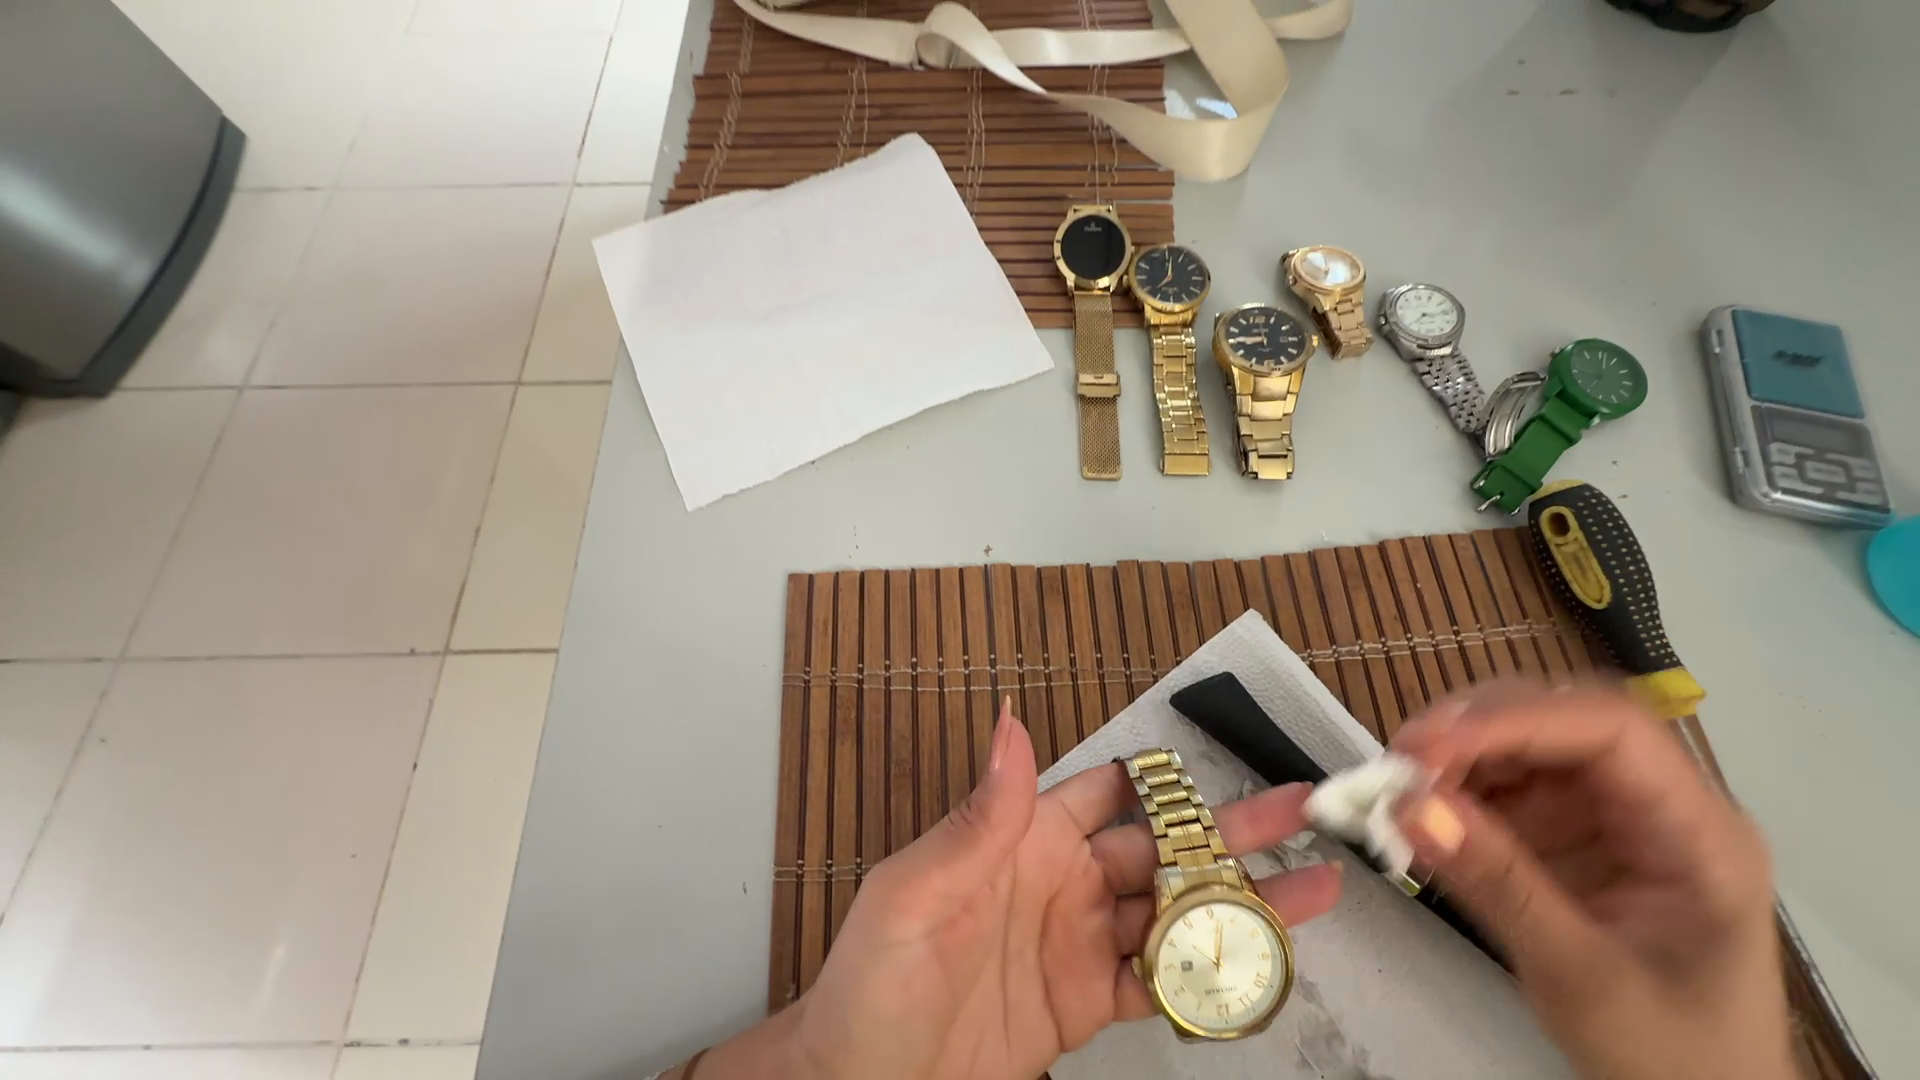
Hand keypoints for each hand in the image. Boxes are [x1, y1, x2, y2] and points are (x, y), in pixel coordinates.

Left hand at [705, 699, 1341, 1079]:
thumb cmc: (874, 978)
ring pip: (1173, 912)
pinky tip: (1257, 962)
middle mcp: (1057, 880)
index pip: (1108, 793)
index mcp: (1020, 838)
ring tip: (1312, 890)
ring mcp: (1076, 941)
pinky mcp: (1084, 1000)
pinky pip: (1159, 981)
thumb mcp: (920, 890)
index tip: (1224, 766)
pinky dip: (1208, 973)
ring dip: (1241, 903)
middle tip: (1297, 815)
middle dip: (1229, 834)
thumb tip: (1009, 727)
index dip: (1165, 780)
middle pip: (1160, 849)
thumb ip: (980, 816)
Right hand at [1389, 683, 1795, 1079]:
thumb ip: (1499, 886)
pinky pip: (1497, 779)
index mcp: (1697, 831)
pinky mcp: (1562, 827)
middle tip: (1398, 762)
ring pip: (1519, 739)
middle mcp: (1651, 800)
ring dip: (1451, 753)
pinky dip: (1447, 784)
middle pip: (1558, 718)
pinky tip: (1415, 809)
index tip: (1423, 750)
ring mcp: (1604, 810)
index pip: (1607, 729)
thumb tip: (1407, 805)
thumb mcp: (1583, 978)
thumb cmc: (1668, 1052)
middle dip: (1472, 729)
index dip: (1512, 721)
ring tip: (1397, 788)